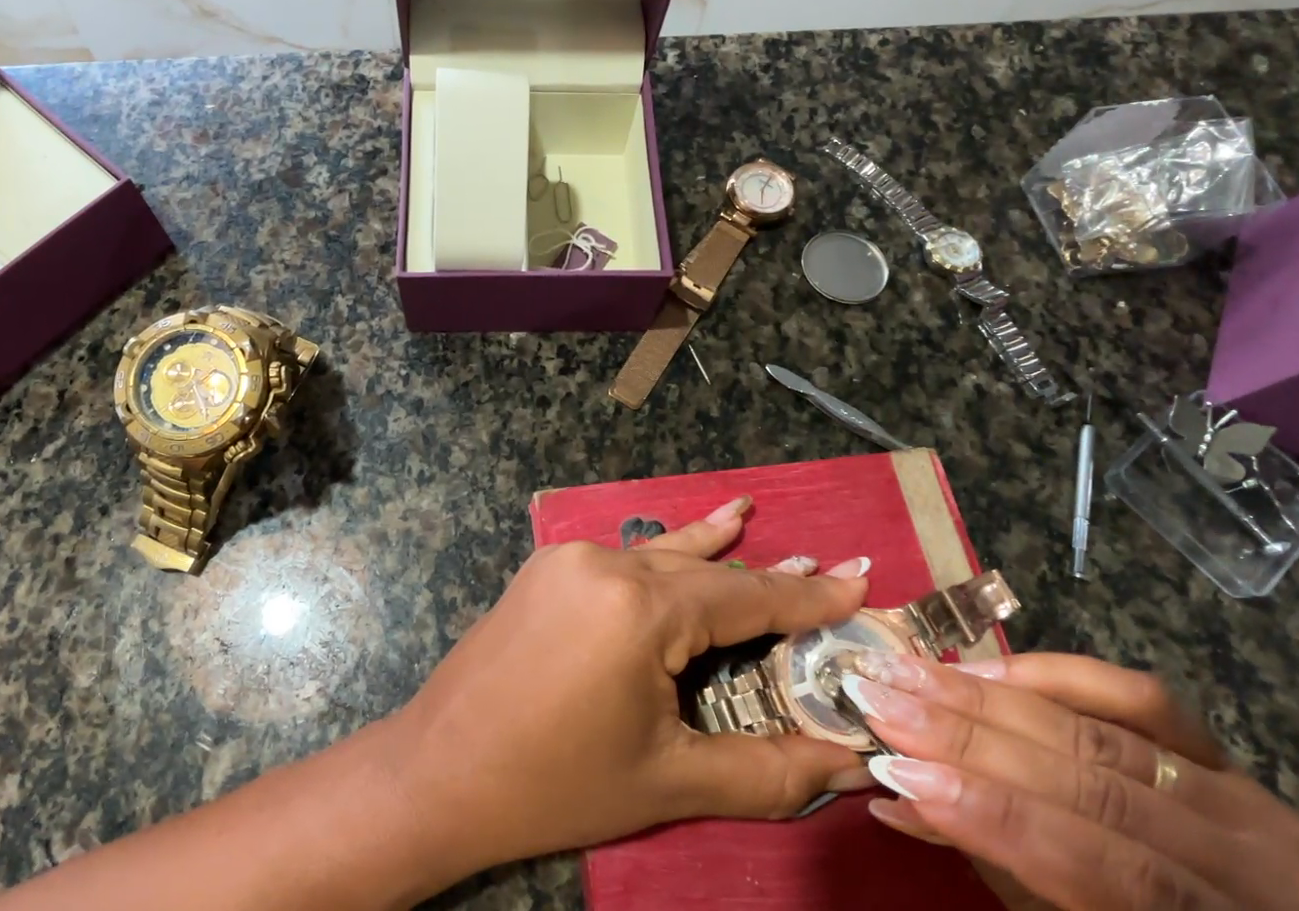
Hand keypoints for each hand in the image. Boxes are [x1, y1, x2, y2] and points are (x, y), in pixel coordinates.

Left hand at [382, 498, 874, 880]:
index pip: (747, 596)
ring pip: (659, 554)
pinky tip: (679, 544)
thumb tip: (851, 763)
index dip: (807, 598)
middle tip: (826, 569)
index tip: (861, 583)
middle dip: (766, 579)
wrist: (437, 774)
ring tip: (748, 515)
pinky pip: (620, 559)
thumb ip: (768, 771)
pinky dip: (659, 556)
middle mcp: (605, 563)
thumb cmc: (555, 783)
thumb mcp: (669, 783)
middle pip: (705, 570)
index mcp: (640, 607)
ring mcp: (567, 561)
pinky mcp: (543, 571)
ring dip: (708, 547)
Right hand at [840, 652, 1298, 910]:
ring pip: (1104, 733)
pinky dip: (1064, 677)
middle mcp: (1253, 864)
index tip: (895, 767)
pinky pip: (1148, 700)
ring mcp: (1246, 803)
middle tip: (876, 696)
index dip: (989, 811)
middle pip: (1092, 779)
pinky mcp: (1229, 760)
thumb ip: (1003, 870)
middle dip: (967, 735)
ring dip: (987, 696)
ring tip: (904, 670)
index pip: (1095, 859)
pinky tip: (991, 668)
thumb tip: (899, 798)